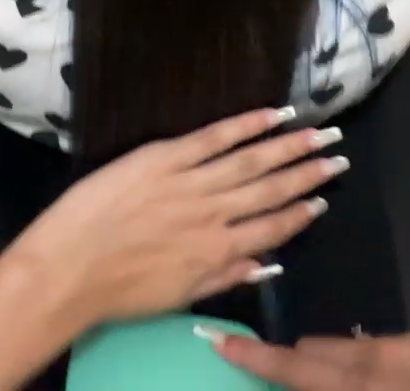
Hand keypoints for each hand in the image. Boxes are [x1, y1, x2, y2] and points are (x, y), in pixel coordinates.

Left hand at [1, 106, 344, 327]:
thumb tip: (268, 264)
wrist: (71, 266)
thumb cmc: (121, 288)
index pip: (271, 228)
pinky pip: (212, 138)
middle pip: (269, 189)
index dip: (300, 213)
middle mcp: (214, 215)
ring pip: (249, 161)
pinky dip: (244, 125)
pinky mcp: (165, 157)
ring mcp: (191, 181)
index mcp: (218, 251)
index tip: (324, 198)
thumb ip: (226, 277)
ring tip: (315, 133)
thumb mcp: (179, 296)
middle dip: (307, 172)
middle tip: (338, 154)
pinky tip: (269, 114)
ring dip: (287, 146)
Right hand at [212, 328, 409, 390]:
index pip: (291, 367)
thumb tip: (300, 383)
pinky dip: (381, 366)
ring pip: (351, 346)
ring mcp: (409, 341)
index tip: (217, 339)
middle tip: (302, 390)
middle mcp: (376, 354)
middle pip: (315, 350)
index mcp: (358, 387)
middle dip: (301, 369)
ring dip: (343, 371)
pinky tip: (402, 390)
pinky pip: (389, 345)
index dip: (252, 356)